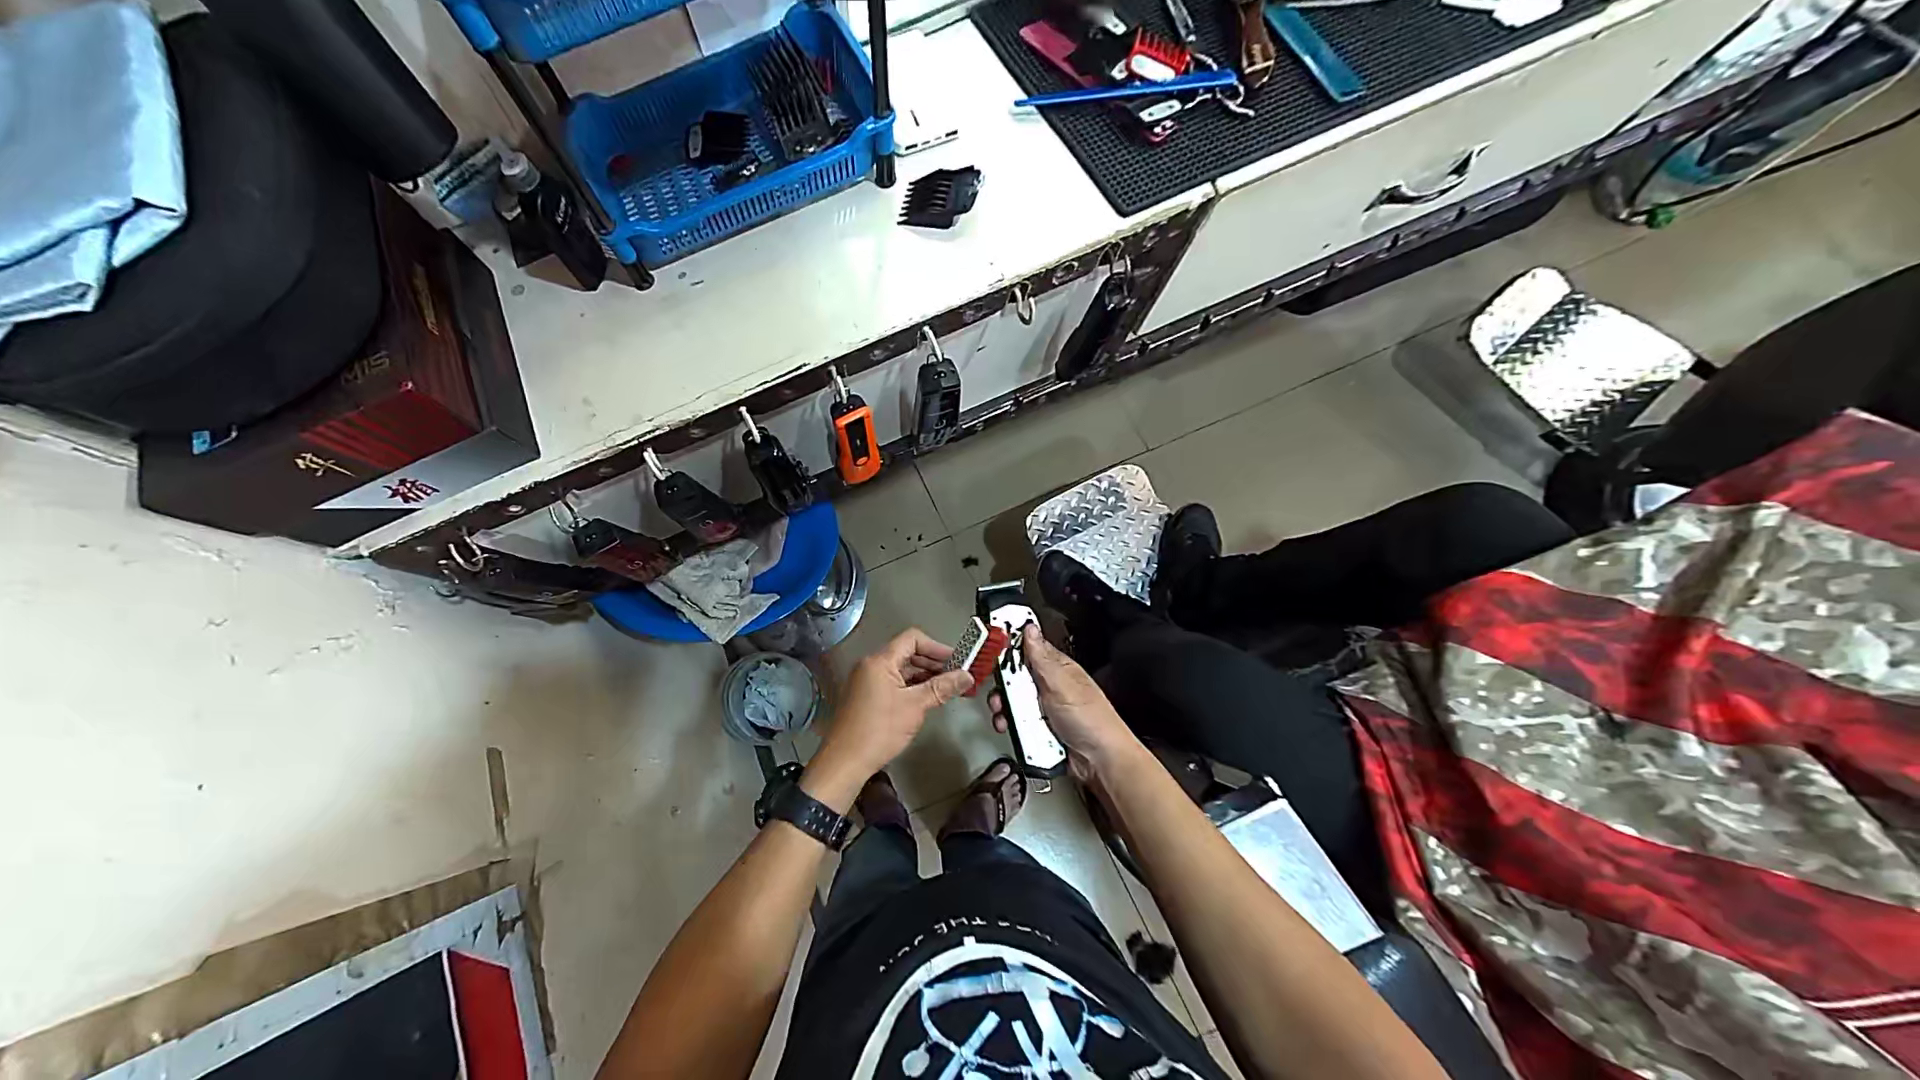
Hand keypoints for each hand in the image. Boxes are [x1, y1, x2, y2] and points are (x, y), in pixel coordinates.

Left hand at [810, 628, 973, 805]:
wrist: (844, 762)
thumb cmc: (879, 731)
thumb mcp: (915, 707)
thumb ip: (942, 687)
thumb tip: (967, 676)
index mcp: (880, 661)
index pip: (912, 638)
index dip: (937, 647)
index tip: (957, 661)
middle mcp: (870, 665)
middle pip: (907, 653)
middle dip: (933, 663)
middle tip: (957, 676)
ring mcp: (866, 681)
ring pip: (900, 669)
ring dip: (924, 676)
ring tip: (946, 688)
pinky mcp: (866, 696)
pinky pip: (892, 682)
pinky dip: (911, 687)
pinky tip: (927, 699)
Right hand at [988, 623, 1142, 778]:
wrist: (1100, 763)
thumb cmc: (1092, 721)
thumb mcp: (1061, 683)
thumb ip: (1041, 656)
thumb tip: (1029, 628)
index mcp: (1057, 669)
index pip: (1027, 650)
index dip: (1007, 651)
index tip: (991, 656)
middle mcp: (1049, 688)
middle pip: (1014, 679)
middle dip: (1003, 687)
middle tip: (1001, 695)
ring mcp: (1043, 710)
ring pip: (1012, 703)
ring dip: (1005, 710)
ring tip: (1006, 716)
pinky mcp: (1038, 731)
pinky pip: (1016, 724)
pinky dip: (1012, 728)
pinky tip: (1014, 730)